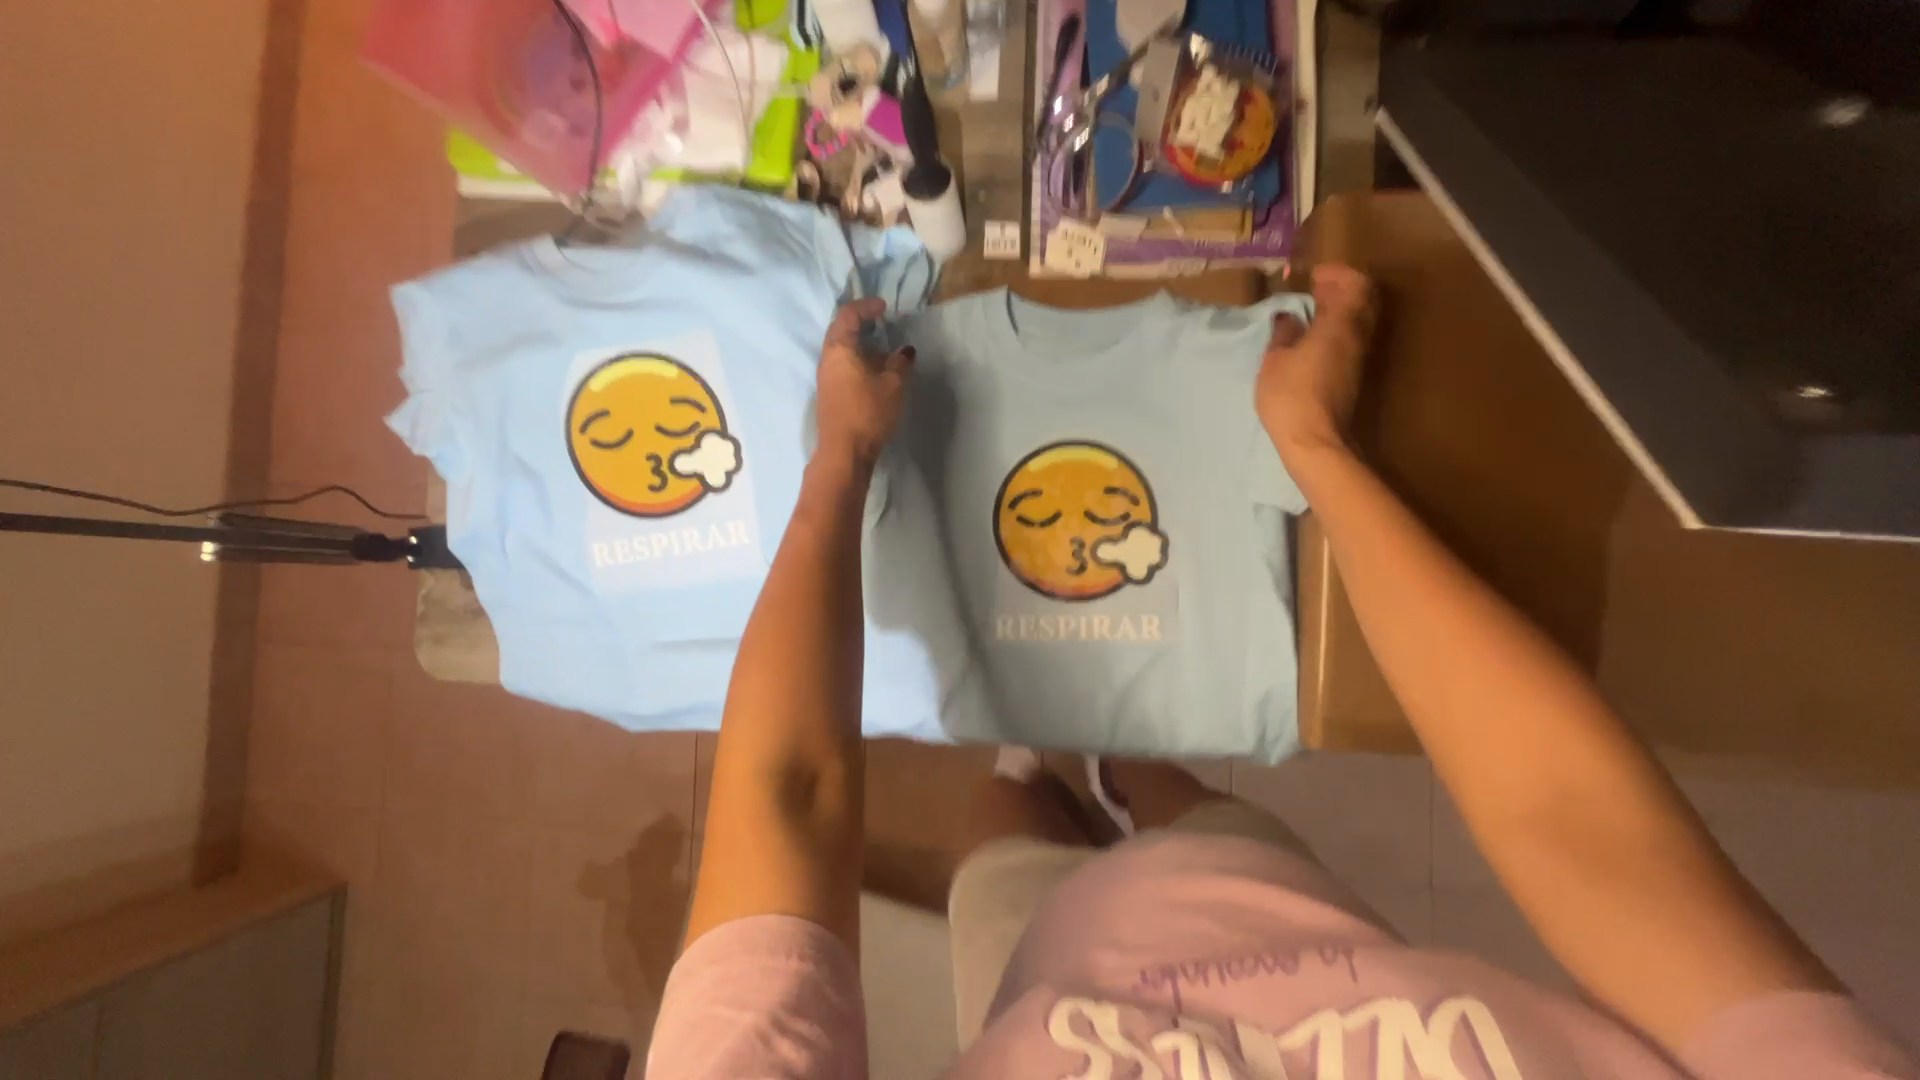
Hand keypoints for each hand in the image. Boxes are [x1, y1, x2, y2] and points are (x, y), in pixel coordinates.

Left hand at [814, 297, 914, 470]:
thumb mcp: (893, 385)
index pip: (848, 315)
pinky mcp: (829, 394)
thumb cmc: (868, 412)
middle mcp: (827, 359)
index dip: (866, 306)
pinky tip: (874, 372)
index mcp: (840, 348)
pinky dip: (857, 360)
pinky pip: (841, 366)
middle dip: (860, 323)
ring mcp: (825, 377)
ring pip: (840, 350)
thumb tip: (905, 351)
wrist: (844, 452)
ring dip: (860, 345)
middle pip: (840, 330)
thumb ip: (900, 363)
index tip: (884, 307)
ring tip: (882, 351)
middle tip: (880, 323)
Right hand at [1256, 263, 1377, 460]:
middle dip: (1341, 290)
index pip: (1356, 284)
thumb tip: (1289, 318)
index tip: (1314, 277)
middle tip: (1314, 290)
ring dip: (1339, 311)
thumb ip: (1283, 333)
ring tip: (1310, 314)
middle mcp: (1357, 336)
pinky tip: (1312, 340)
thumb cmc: (1290, 396)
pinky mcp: (1352, 375)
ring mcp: (1358, 357)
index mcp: (1340, 324)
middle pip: (1363, 300)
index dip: (1338, 275)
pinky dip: (1337, 330)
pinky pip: (1351, 339)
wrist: (1314, 440)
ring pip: (1359, 321)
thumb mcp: (1274, 360)